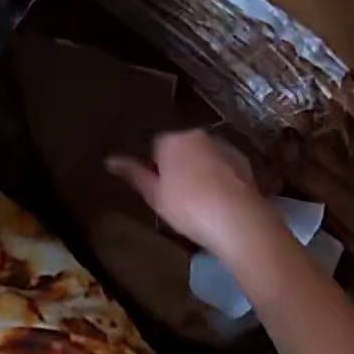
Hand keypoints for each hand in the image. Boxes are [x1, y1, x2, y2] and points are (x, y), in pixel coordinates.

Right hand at [107, 130, 282, 260]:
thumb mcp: (154, 194)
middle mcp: (197, 134)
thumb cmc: (188, 207)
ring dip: (201, 169)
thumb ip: (133, 173)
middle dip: (179, 166)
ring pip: (204, 155)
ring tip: (202, 200)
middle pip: (181, 147)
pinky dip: (221, 176)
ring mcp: (223, 145)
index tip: (162, 190)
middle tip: (179, 197)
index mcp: (171, 140)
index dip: (157, 169)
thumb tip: (109, 160)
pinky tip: (221, 199)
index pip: (156, 147)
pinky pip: (224, 164)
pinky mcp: (243, 159)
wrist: (238, 219)